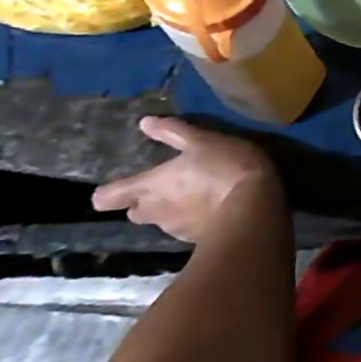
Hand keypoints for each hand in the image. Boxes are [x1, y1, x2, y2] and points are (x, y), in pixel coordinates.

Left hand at [91, 117, 281, 244]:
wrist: (254, 209)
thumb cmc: (223, 170)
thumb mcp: (203, 141)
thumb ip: (173, 132)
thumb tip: (145, 122)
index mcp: (148, 187)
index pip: (105, 198)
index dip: (109, 193)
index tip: (121, 186)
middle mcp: (153, 212)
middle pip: (134, 212)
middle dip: (145, 202)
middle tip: (168, 188)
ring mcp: (176, 229)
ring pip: (163, 221)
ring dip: (173, 211)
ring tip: (199, 198)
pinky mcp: (198, 239)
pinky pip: (189, 229)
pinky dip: (197, 221)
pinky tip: (217, 209)